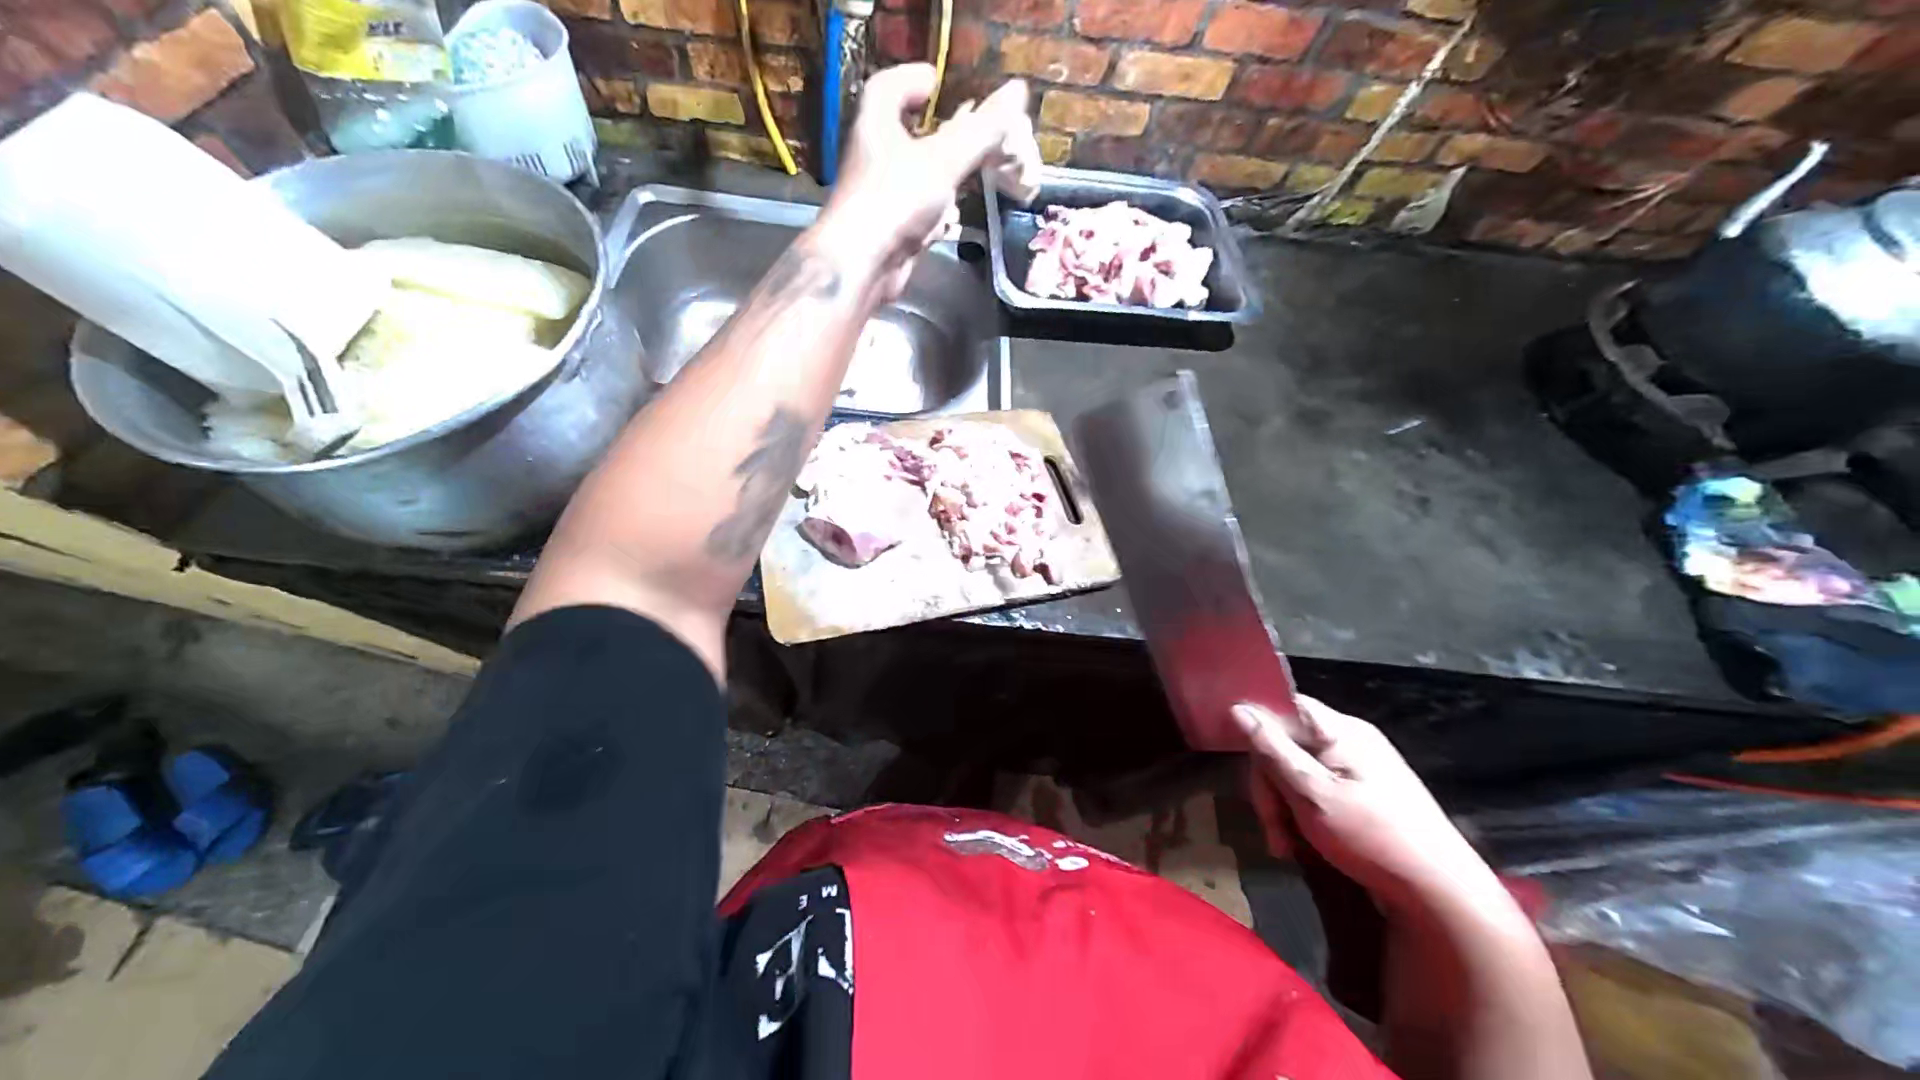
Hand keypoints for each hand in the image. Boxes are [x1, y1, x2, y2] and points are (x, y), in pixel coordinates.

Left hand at [811, 64, 1031, 300]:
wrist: (862, 265)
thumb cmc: (895, 200)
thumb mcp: (945, 159)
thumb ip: (981, 130)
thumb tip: (1016, 93)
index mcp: (877, 124)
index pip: (887, 87)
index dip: (911, 80)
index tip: (936, 82)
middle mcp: (873, 156)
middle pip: (907, 134)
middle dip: (939, 134)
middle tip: (969, 130)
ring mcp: (879, 195)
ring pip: (914, 176)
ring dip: (941, 176)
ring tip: (971, 174)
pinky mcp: (888, 229)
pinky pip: (915, 212)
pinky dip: (935, 213)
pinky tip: (951, 220)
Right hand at [1235, 697, 1504, 913]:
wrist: (1441, 897)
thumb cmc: (1374, 839)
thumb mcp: (1312, 795)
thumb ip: (1273, 750)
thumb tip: (1238, 708)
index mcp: (1342, 731)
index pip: (1284, 707)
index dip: (1258, 732)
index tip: (1245, 769)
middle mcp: (1351, 742)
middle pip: (1287, 745)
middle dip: (1270, 787)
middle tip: (1273, 830)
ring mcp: (1359, 769)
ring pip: (1297, 773)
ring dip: (1283, 808)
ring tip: (1286, 846)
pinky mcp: (1363, 796)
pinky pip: (1316, 791)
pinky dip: (1302, 816)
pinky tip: (1301, 845)